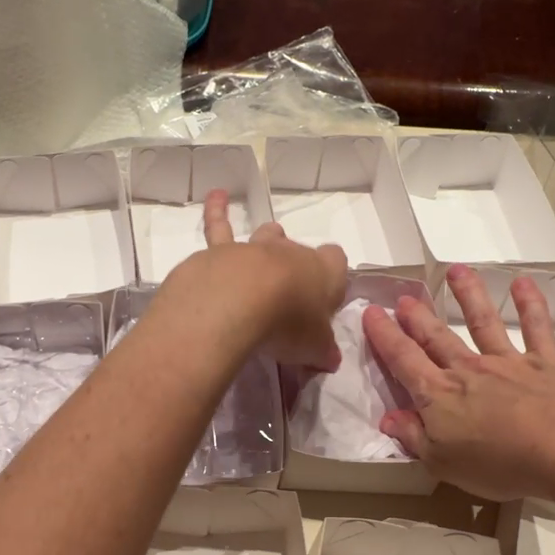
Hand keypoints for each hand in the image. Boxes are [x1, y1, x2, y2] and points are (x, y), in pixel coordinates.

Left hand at [154, 190, 348, 369]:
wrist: (238, 302)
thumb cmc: (287, 324)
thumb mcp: (313, 348)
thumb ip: (322, 350)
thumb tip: (330, 359)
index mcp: (323, 271)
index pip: (337, 262)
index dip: (332, 278)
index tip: (325, 299)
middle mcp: (291, 252)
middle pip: (300, 251)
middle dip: (297, 266)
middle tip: (290, 294)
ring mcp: (255, 248)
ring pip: (268, 235)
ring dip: (270, 240)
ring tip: (268, 251)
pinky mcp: (220, 251)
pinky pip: (220, 225)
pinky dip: (218, 210)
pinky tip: (218, 195)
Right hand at [361, 264, 554, 503]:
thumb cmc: (498, 463)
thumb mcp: (442, 463)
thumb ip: (414, 438)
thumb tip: (389, 418)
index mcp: (438, 396)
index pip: (403, 361)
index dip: (385, 338)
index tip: (371, 314)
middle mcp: (469, 371)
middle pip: (437, 338)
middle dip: (417, 318)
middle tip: (403, 298)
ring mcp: (509, 363)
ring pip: (483, 322)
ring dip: (467, 295)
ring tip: (455, 271)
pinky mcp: (547, 363)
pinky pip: (536, 328)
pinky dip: (530, 304)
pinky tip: (522, 284)